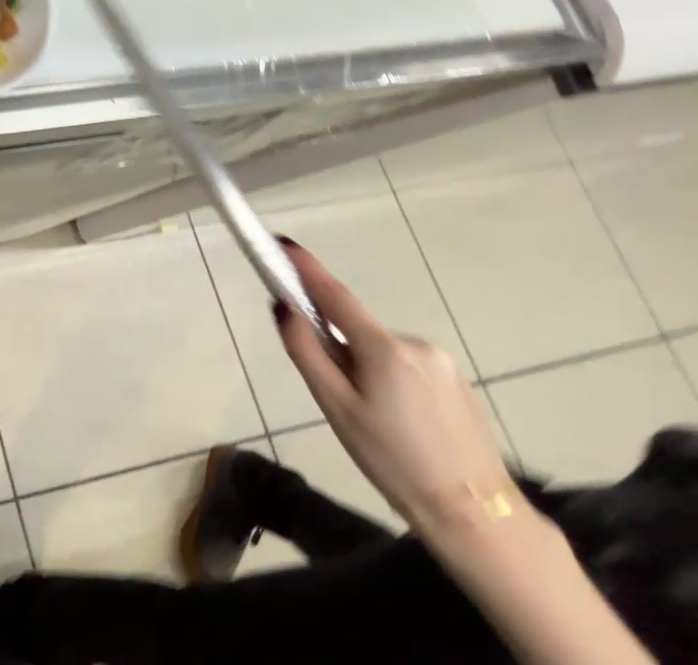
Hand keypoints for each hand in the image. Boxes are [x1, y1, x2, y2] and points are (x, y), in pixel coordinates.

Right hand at [273, 241, 515, 536]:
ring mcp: (441, 362)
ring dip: (363, 370)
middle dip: (336, 349)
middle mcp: (416, 344)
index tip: (282, 243)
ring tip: (370, 421)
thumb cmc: (389, 458)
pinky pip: (404, 367)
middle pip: (355, 331)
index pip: (334, 295)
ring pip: (379, 352)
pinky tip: (396, 422)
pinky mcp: (455, 381)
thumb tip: (283, 308)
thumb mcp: (334, 406)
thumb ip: (306, 352)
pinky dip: (387, 382)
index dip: (305, 268)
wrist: (472, 509)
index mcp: (383, 349)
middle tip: (334, 397)